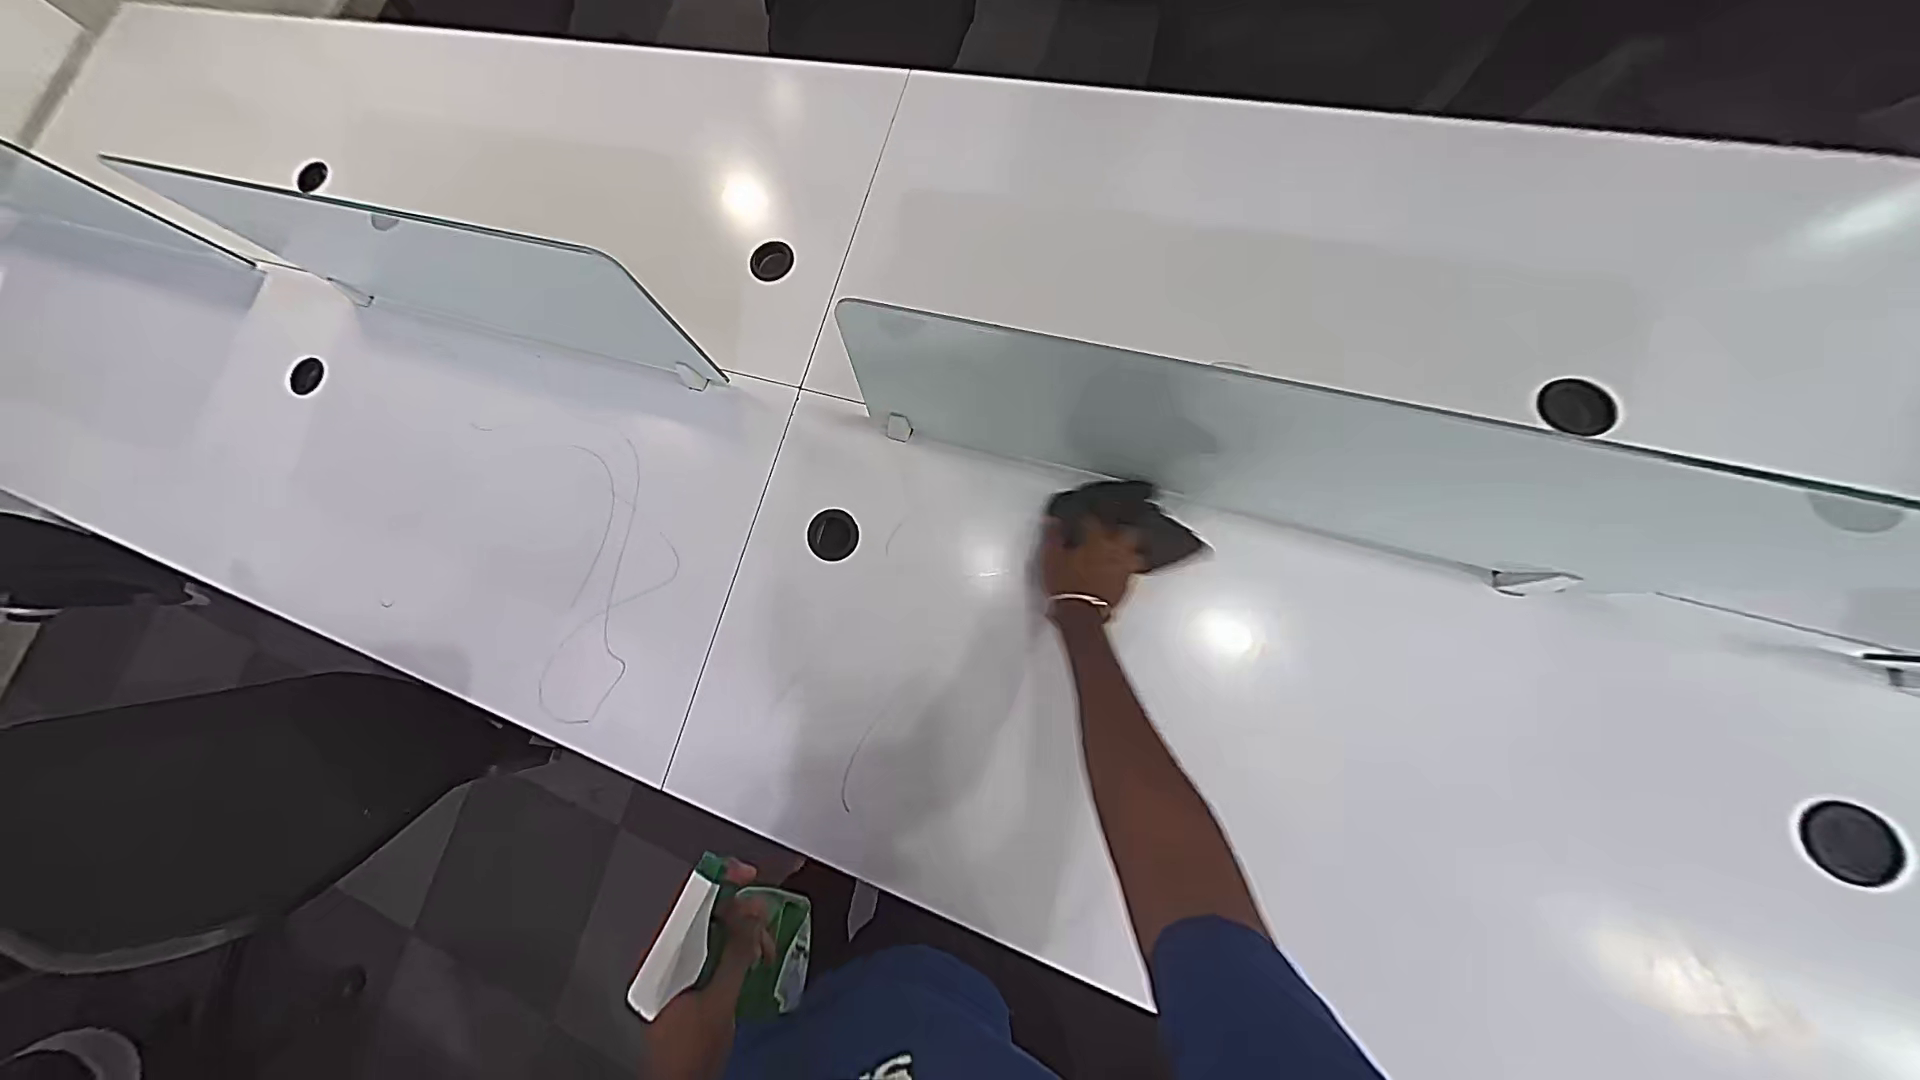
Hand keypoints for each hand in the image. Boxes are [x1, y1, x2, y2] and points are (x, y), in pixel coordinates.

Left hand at [648, 859, 775, 1079]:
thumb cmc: (688, 1052)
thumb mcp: (718, 1001)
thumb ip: (736, 954)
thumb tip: (754, 910)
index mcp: (665, 953)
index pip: (691, 898)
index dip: (720, 878)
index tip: (749, 873)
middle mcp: (669, 955)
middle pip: (707, 911)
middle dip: (744, 910)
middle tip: (767, 919)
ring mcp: (680, 968)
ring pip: (717, 930)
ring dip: (747, 932)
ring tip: (766, 949)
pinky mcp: (692, 981)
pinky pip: (718, 948)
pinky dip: (741, 947)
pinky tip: (757, 958)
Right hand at [1041, 516, 1144, 623]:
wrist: (1079, 614)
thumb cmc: (1067, 586)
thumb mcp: (1051, 558)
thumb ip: (1053, 537)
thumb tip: (1052, 522)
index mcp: (1096, 540)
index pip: (1093, 520)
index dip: (1087, 518)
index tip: (1082, 519)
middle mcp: (1114, 551)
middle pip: (1126, 531)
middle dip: (1119, 527)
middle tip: (1110, 528)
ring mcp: (1123, 568)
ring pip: (1135, 550)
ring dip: (1129, 547)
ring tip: (1122, 546)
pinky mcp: (1126, 584)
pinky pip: (1132, 570)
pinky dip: (1127, 566)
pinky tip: (1121, 567)